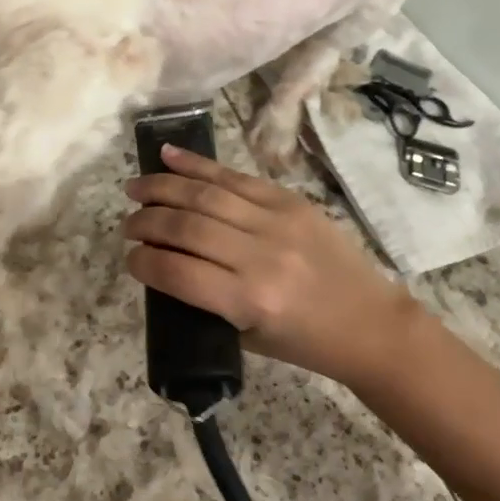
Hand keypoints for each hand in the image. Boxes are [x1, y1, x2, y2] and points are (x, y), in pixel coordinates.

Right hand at [122, 144, 421, 386]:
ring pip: (205, 193)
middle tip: (127, 225)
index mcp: (250, 301)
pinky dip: (196, 164)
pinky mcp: (288, 200)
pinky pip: (234, 176)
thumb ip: (202, 299)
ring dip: (162, 187)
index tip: (129, 260)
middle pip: (185, 227)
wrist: (372, 323)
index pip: (177, 273)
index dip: (143, 262)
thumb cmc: (306, 343)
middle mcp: (260, 256)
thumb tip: (161, 262)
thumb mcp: (246, 336)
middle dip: (146, 222)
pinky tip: (167, 157)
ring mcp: (277, 221)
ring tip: (135, 188)